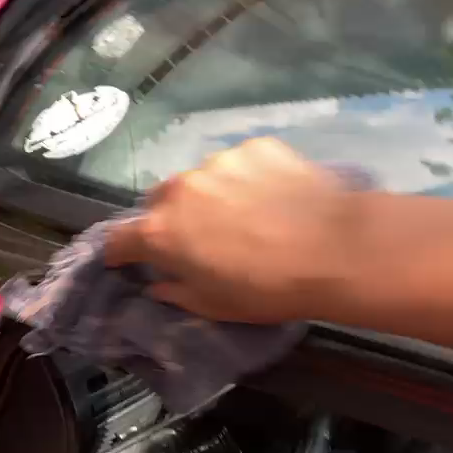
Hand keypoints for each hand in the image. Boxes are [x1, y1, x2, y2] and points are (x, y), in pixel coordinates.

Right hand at [103, 138, 364, 324]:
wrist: (335, 248)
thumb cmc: (264, 288)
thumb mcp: (210, 305)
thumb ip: (174, 291)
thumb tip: (158, 283)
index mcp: (159, 232)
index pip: (117, 239)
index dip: (118, 253)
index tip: (124, 261)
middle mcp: (180, 190)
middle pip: (157, 204)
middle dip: (167, 222)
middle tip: (194, 241)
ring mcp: (218, 162)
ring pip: (198, 181)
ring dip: (206, 198)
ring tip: (238, 216)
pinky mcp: (256, 147)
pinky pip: (236, 165)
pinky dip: (242, 180)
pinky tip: (268, 198)